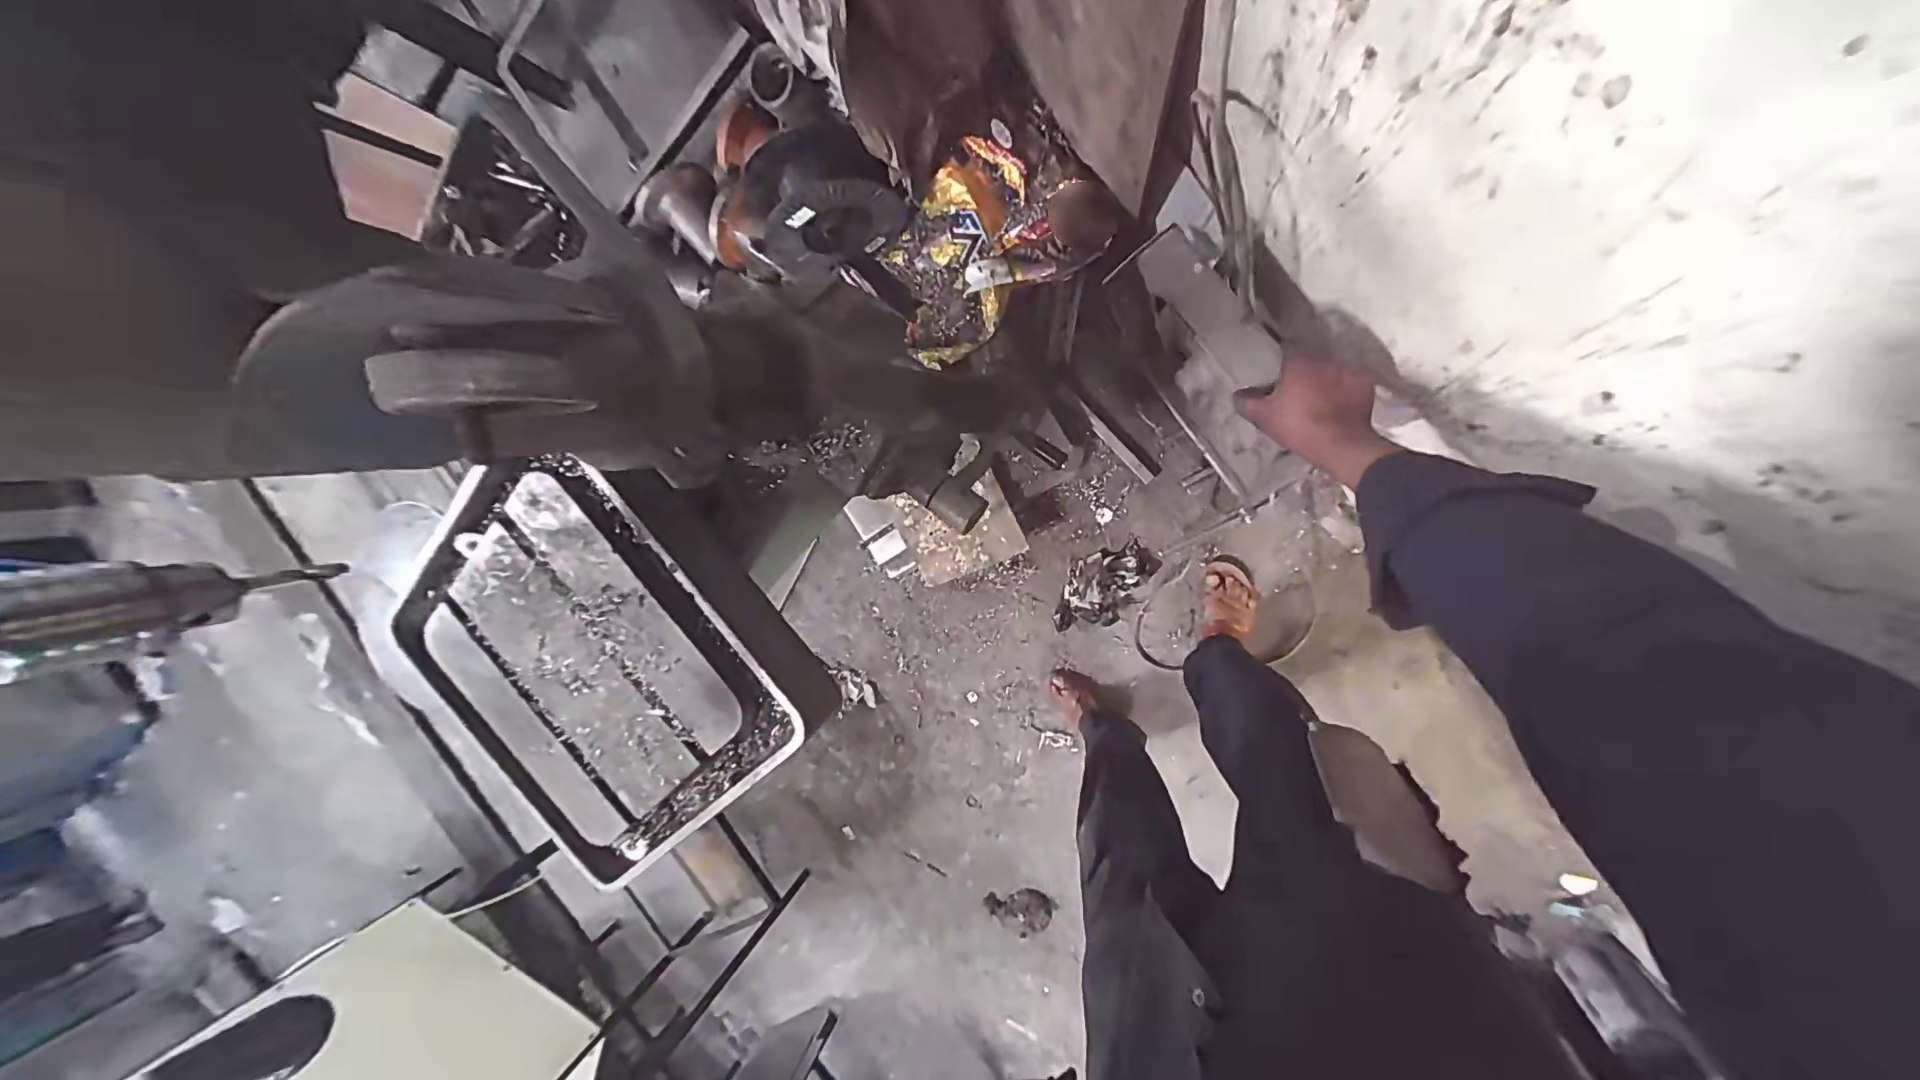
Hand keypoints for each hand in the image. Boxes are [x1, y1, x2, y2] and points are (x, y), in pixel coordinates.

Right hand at [1233, 351, 1399, 487]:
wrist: (1340, 443)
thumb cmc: (1297, 426)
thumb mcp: (1264, 417)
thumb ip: (1247, 403)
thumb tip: (1236, 395)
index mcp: (1298, 363)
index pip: (1284, 359)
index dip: (1279, 374)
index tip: (1277, 387)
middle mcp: (1324, 360)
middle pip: (1309, 366)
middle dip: (1303, 378)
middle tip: (1296, 398)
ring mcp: (1347, 371)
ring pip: (1330, 374)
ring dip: (1324, 384)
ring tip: (1318, 404)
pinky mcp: (1365, 384)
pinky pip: (1349, 385)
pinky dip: (1343, 393)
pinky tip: (1337, 407)